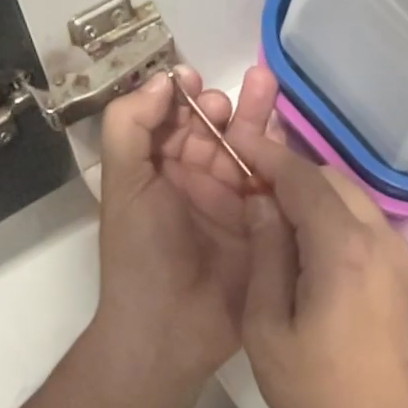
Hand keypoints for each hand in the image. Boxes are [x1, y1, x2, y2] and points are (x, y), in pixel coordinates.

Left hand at [91, 65, 280, 384]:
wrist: (169, 326)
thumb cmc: (140, 254)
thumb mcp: (123, 184)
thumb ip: (131, 127)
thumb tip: (160, 81)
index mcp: (161, 173)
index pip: (178, 122)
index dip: (186, 98)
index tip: (193, 82)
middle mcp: (199, 185)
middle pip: (220, 133)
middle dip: (230, 105)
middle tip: (240, 92)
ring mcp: (236, 207)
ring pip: (252, 154)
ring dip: (259, 121)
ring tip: (268, 88)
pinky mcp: (266, 229)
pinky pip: (278, 189)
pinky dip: (282, 162)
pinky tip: (284, 139)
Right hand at [234, 130, 407, 407]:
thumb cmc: (319, 393)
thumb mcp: (268, 330)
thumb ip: (266, 259)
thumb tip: (264, 208)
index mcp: (344, 248)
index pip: (304, 180)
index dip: (269, 158)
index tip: (241, 144)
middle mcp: (385, 243)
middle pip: (338, 185)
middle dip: (296, 177)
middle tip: (257, 189)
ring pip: (362, 210)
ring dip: (323, 204)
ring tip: (283, 224)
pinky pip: (376, 239)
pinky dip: (345, 230)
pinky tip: (321, 261)